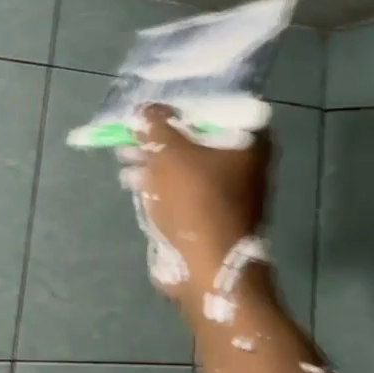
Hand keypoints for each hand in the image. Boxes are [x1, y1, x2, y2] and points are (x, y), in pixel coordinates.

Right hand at [130, 104, 271, 300]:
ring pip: (189, 164)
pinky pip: (186, 188)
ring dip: (157, 159)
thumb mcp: (168, 151)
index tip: (152, 107)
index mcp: (249, 139)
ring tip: (124, 156)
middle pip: (198, 136)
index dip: (180, 104)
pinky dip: (163, 183)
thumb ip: (155, 123)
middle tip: (133, 132)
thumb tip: (147, 108)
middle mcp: (248, 161)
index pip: (214, 106)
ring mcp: (233, 191)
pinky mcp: (216, 214)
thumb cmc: (194, 201)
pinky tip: (135, 180)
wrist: (209, 268)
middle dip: (162, 135)